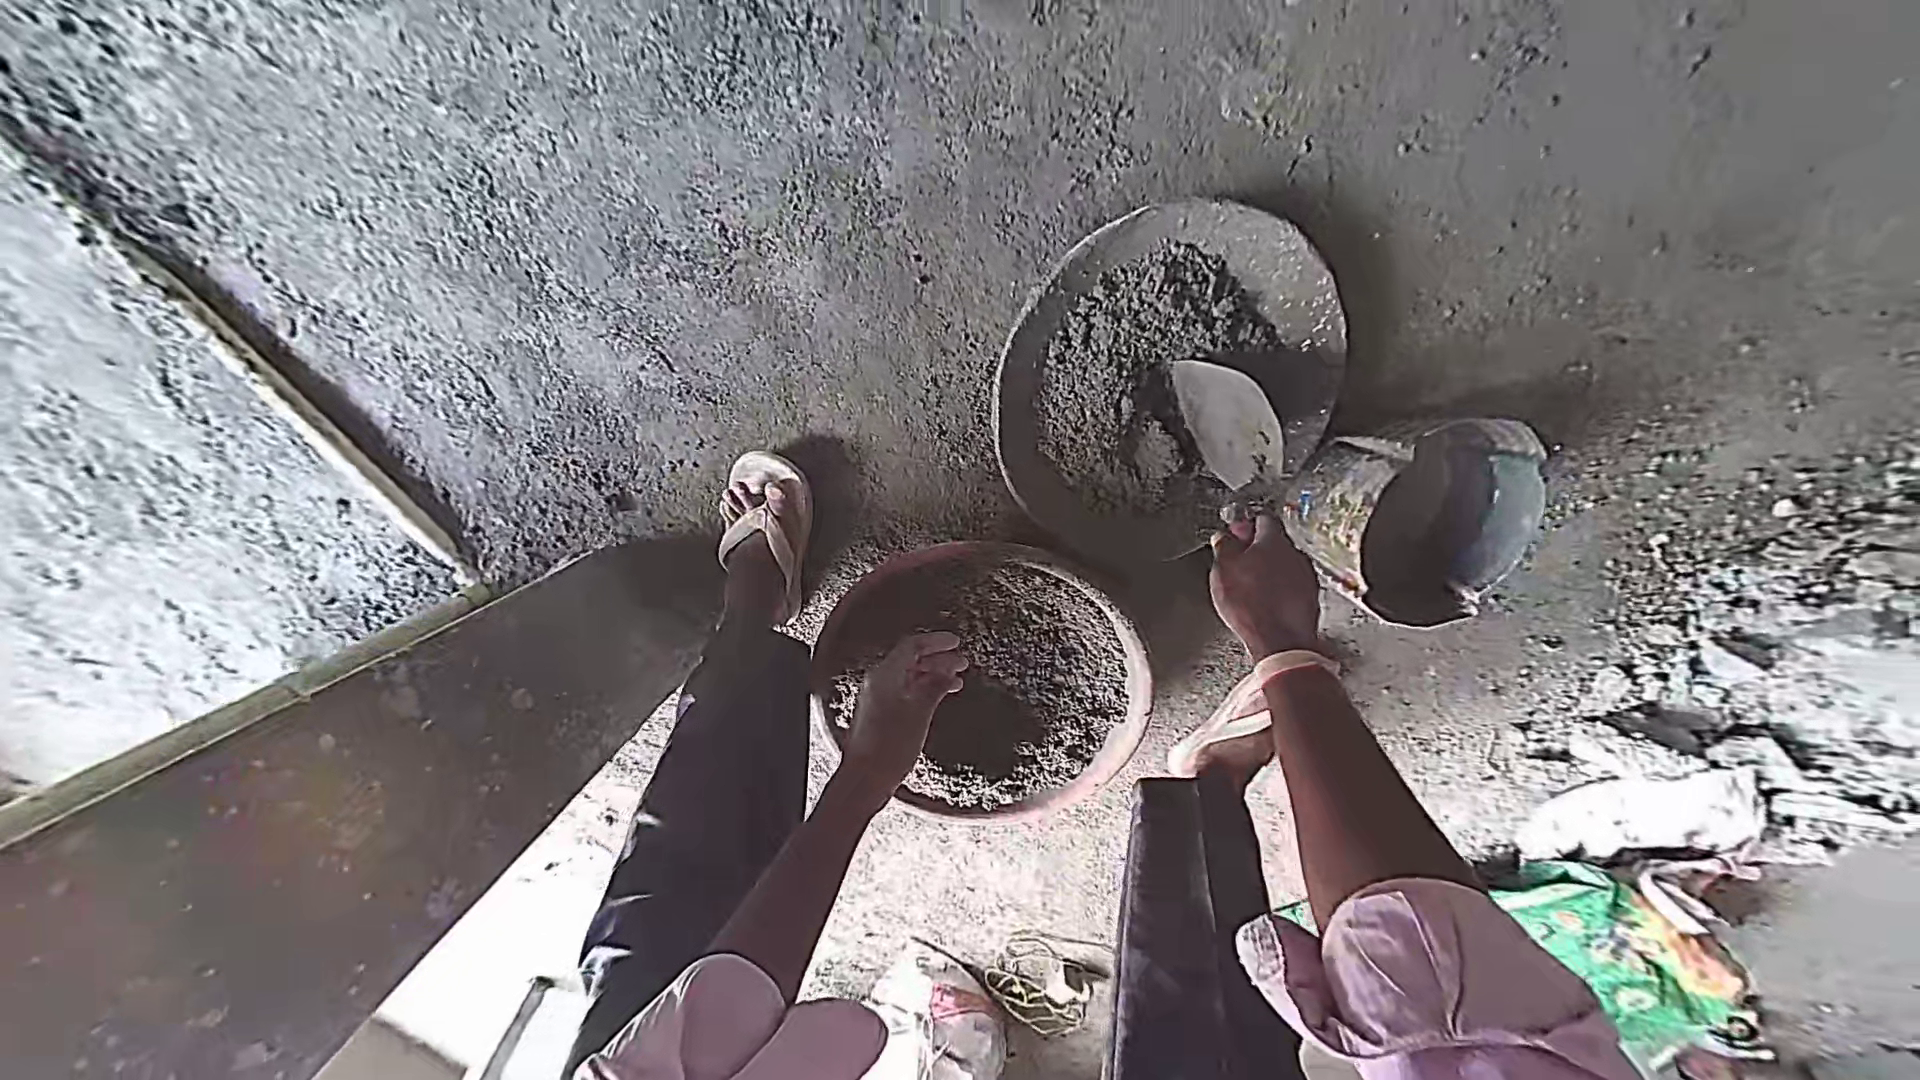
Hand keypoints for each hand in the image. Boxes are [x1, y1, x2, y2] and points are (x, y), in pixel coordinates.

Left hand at [834, 632, 967, 812]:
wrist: (866, 778)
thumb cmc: (889, 747)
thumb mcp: (920, 712)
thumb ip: (935, 686)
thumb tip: (948, 670)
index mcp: (885, 675)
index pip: (912, 646)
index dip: (936, 642)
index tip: (955, 643)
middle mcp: (879, 681)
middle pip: (911, 658)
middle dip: (938, 658)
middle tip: (961, 661)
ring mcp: (879, 696)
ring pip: (910, 674)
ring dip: (933, 673)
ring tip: (957, 678)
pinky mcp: (881, 711)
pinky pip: (906, 689)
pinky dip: (925, 688)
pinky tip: (940, 695)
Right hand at [1209, 514, 1321, 657]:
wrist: (1278, 640)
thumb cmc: (1251, 604)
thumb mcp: (1222, 568)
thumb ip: (1223, 546)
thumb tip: (1223, 537)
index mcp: (1274, 541)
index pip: (1262, 519)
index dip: (1245, 524)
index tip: (1235, 531)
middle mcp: (1295, 555)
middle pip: (1274, 542)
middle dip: (1255, 548)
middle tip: (1237, 559)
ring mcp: (1305, 578)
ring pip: (1283, 564)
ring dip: (1266, 569)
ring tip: (1246, 584)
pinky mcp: (1309, 599)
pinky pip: (1290, 585)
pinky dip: (1276, 588)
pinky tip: (1261, 600)